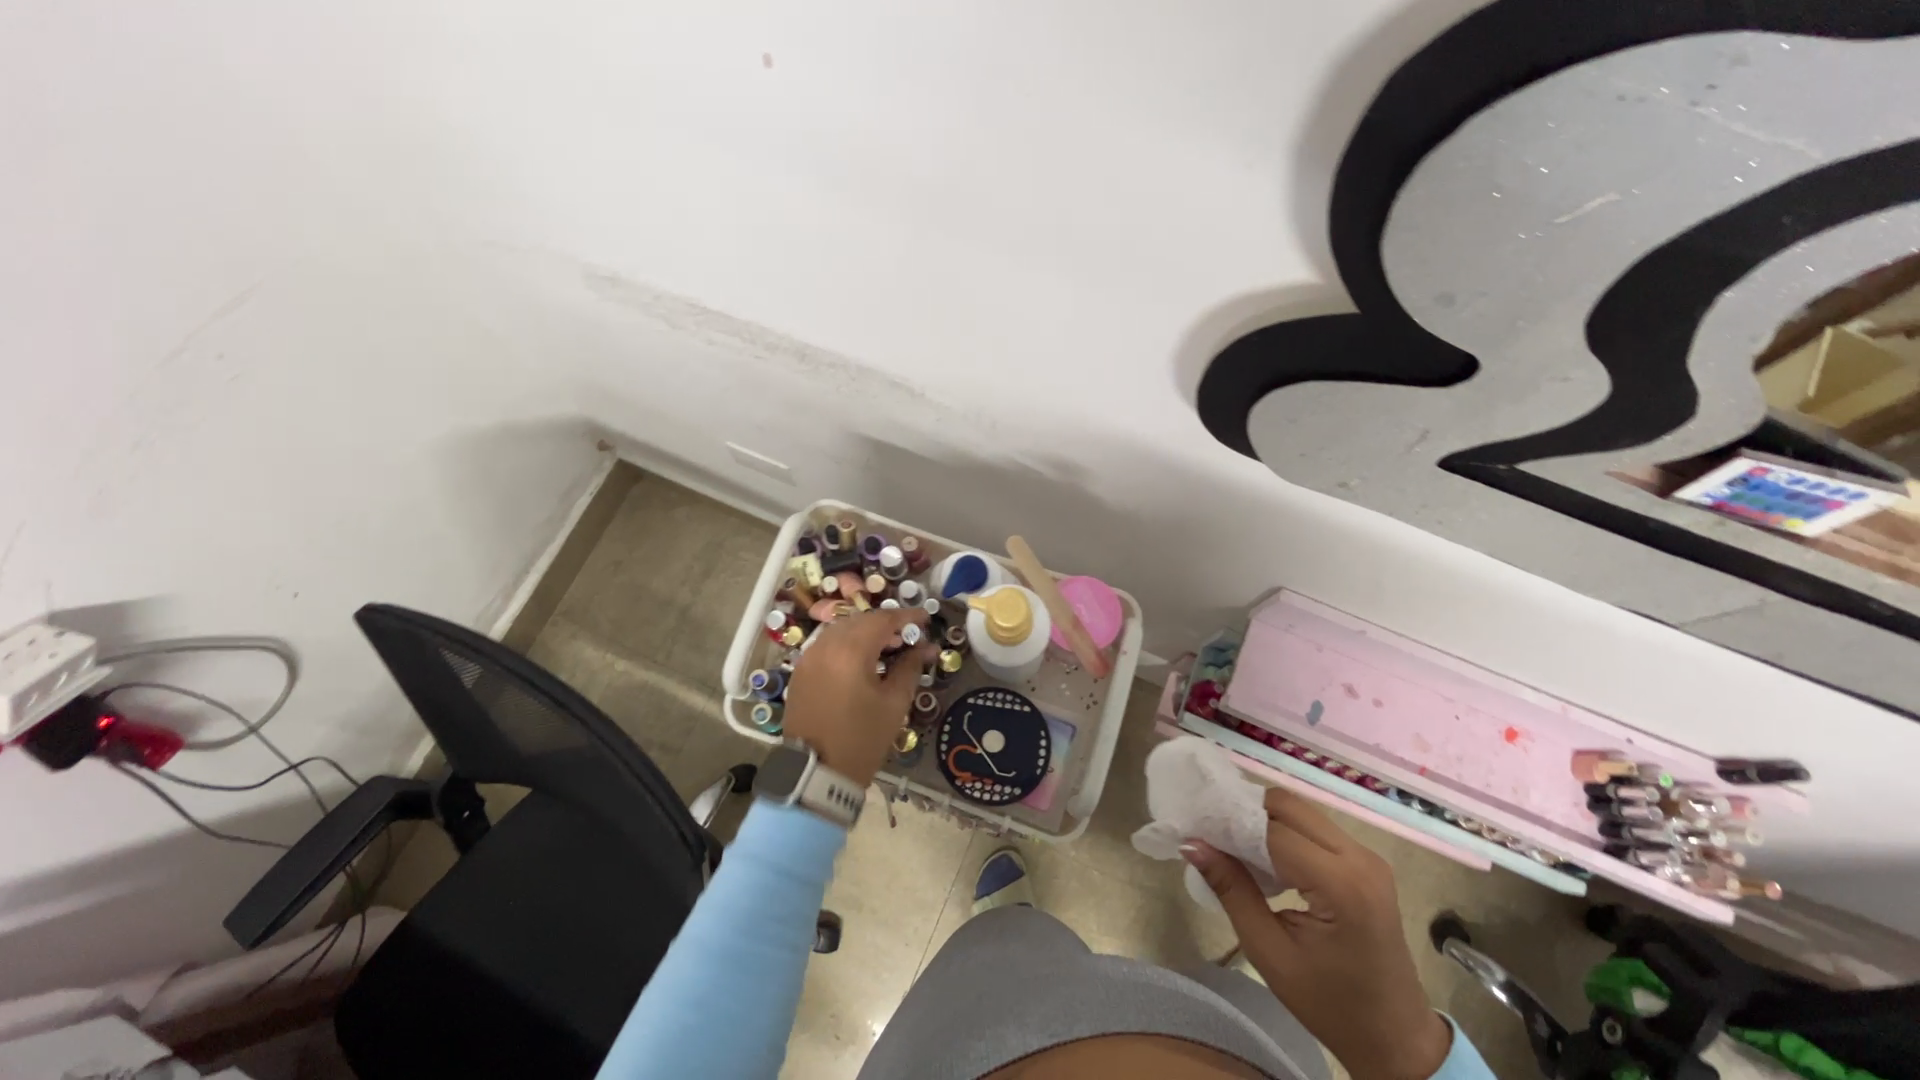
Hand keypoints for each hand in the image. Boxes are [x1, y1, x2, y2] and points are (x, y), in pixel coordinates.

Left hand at [781, 607, 936, 786]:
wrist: (817, 773)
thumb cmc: (862, 739)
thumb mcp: (894, 704)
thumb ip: (910, 668)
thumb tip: (925, 648)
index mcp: (850, 652)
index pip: (882, 620)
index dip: (906, 616)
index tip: (926, 619)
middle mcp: (825, 646)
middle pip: (860, 621)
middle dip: (886, 624)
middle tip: (909, 637)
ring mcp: (808, 658)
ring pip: (841, 630)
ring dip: (865, 633)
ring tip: (888, 648)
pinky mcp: (800, 672)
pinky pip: (827, 645)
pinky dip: (847, 644)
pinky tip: (863, 660)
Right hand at [1183, 788, 1451, 1079]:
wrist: (1395, 1036)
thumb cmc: (1330, 1004)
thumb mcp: (1269, 953)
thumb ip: (1232, 891)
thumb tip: (1192, 844)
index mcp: (1341, 885)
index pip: (1272, 831)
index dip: (1228, 825)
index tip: (1192, 829)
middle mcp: (1360, 858)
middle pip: (1290, 807)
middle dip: (1244, 813)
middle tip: (1210, 834)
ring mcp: (1368, 858)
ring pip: (1302, 813)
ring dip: (1263, 822)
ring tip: (1230, 847)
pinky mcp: (1367, 864)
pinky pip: (1316, 830)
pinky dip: (1284, 834)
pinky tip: (1262, 860)